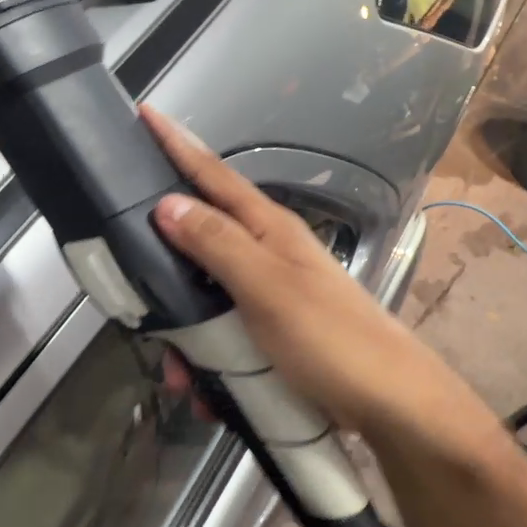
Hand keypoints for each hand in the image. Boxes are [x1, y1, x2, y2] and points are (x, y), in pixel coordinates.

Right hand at [138, 105, 454, 433]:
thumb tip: (166, 203)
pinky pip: (218, 338)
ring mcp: (266, 294)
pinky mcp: (267, 333)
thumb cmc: (335, 342)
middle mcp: (264, 254)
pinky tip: (202, 392)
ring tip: (177, 375)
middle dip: (159, 271)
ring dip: (182, 337)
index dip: (177, 145)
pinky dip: (204, 364)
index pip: (212, 175)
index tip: (144, 114)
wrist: (397, 412)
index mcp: (268, 230)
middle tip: (129, 289)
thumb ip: (216, 244)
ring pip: (199, 299)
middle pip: (194, 240)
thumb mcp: (268, 290)